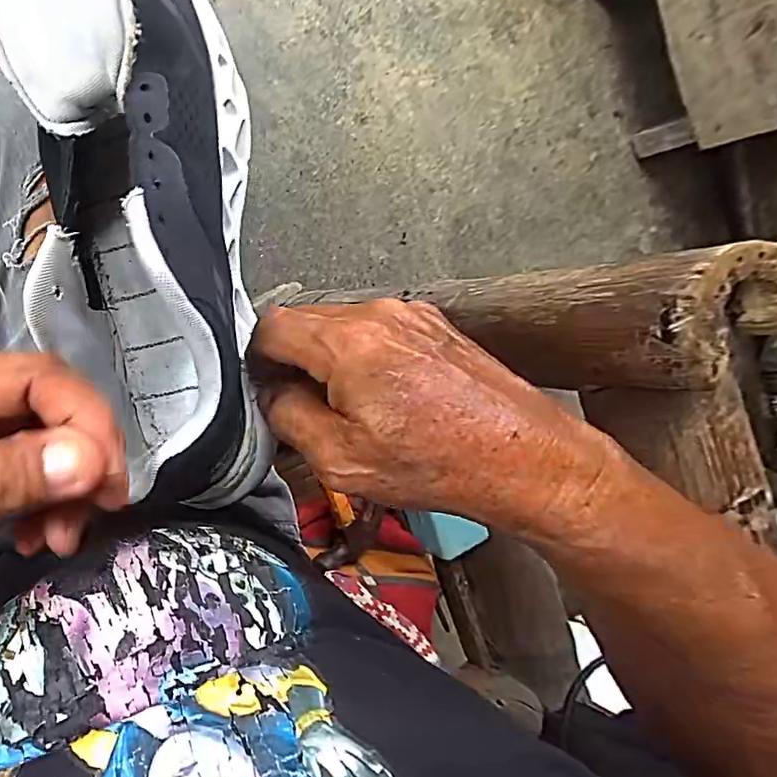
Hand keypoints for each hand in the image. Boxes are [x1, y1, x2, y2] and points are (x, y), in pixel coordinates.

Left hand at [0, 353, 128, 606]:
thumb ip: (6, 480)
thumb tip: (88, 459)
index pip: (39, 378)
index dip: (86, 420)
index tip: (108, 477)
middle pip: (54, 407)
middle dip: (83, 459)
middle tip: (95, 511)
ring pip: (54, 441)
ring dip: (72, 487)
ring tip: (59, 536)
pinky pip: (38, 470)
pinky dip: (53, 501)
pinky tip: (38, 535)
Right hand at [251, 301, 625, 546]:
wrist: (522, 458)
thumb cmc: (445, 461)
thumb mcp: (340, 458)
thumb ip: (286, 417)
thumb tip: (271, 396)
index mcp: (349, 344)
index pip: (269, 327)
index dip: (254, 359)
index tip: (260, 383)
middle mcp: (378, 316)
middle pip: (302, 322)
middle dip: (289, 360)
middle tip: (297, 402)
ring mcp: (408, 316)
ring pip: (336, 325)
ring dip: (325, 359)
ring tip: (345, 406)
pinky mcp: (429, 325)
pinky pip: (372, 330)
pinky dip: (359, 356)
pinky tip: (377, 397)